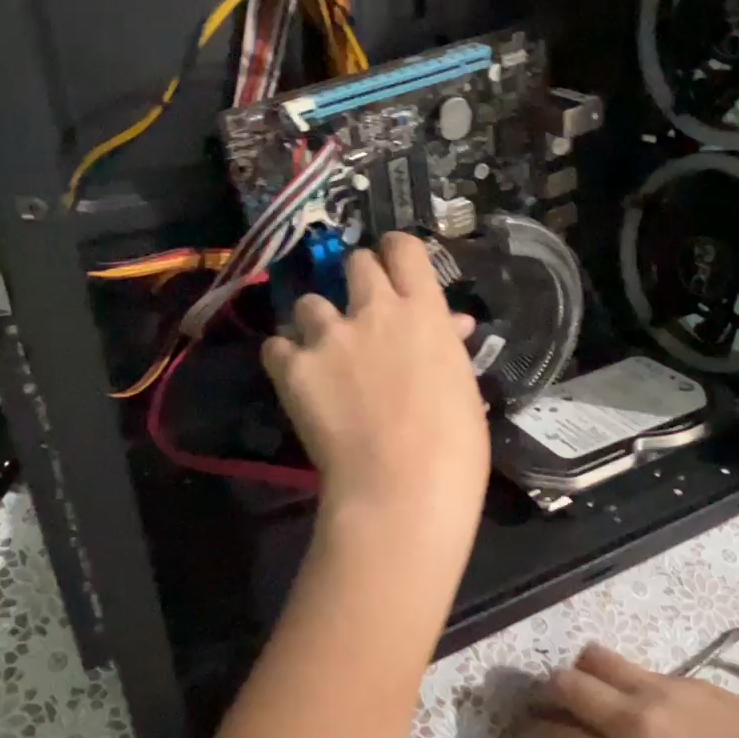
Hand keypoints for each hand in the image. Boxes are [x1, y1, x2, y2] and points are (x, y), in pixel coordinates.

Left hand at [261, 232, 488, 541]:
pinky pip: (276, 345)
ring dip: (315, 322)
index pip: (403, 248)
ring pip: (309, 303)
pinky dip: (284, 358)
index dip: (394, 253)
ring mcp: (330, 335)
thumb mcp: (462, 386)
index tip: (392, 268)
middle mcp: (374, 309)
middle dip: (356, 281)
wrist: (402, 488)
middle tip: (359, 313)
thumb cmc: (453, 446)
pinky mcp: (293, 367)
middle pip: (355, 262)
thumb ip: (447, 345)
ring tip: (321, 353)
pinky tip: (296, 379)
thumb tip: (451, 325)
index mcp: (423, 310)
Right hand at [522, 644, 738, 737]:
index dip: (532, 736)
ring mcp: (664, 692)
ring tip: (585, 695)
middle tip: (545, 710)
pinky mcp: (691, 680)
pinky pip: (638, 669)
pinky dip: (622, 680)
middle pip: (566, 684)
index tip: (524, 736)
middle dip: (546, 696)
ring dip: (580, 674)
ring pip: (596, 658)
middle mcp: (634, 723)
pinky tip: (640, 707)